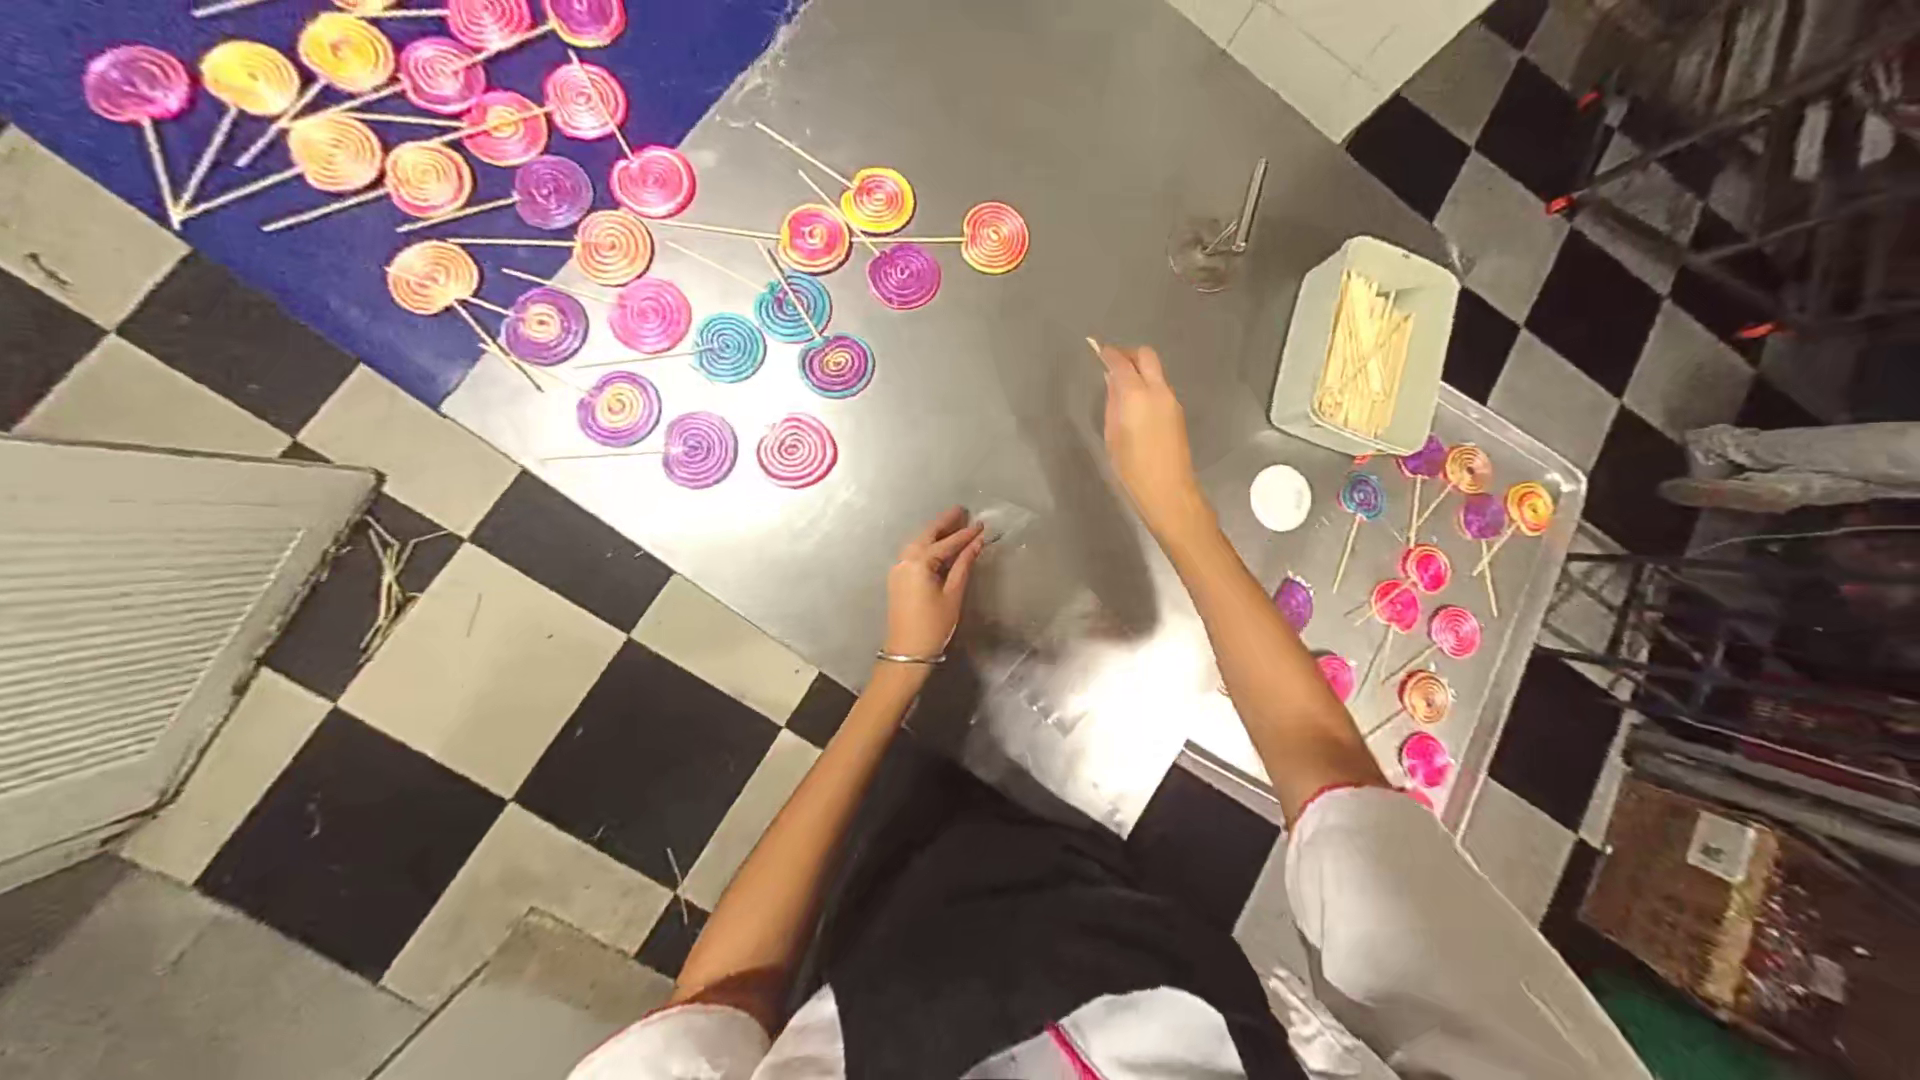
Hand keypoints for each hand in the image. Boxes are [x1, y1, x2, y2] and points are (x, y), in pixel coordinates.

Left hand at [883, 507, 986, 659]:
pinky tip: (938, 546)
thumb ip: (963, 565)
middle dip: (944, 523)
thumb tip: (976, 543)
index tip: (980, 525)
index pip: (946, 543)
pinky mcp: (897, 578)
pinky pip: (913, 553)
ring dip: (934, 533)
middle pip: (927, 535)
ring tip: (952, 524)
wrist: (907, 651)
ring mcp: (898, 568)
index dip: (965, 534)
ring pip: (918, 543)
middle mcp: (904, 560)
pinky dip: (926, 545)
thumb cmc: (934, 625)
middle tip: (961, 511)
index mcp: (919, 562)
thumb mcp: (953, 594)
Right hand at [1095, 342, 1211, 538]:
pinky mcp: (1177, 412)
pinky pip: (1159, 387)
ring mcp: (1171, 400)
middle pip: (1146, 356)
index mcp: (1137, 396)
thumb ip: (1112, 403)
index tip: (1096, 348)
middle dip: (1128, 354)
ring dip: (1139, 370)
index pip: (1122, 363)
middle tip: (1111, 362)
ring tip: (1119, 385)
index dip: (1108, 353)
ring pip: (1155, 371)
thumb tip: (1112, 381)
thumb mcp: (1112, 436)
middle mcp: (1158, 391)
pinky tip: (1134, 402)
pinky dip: (1146, 384)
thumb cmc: (1132, 469)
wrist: (1169, 490)